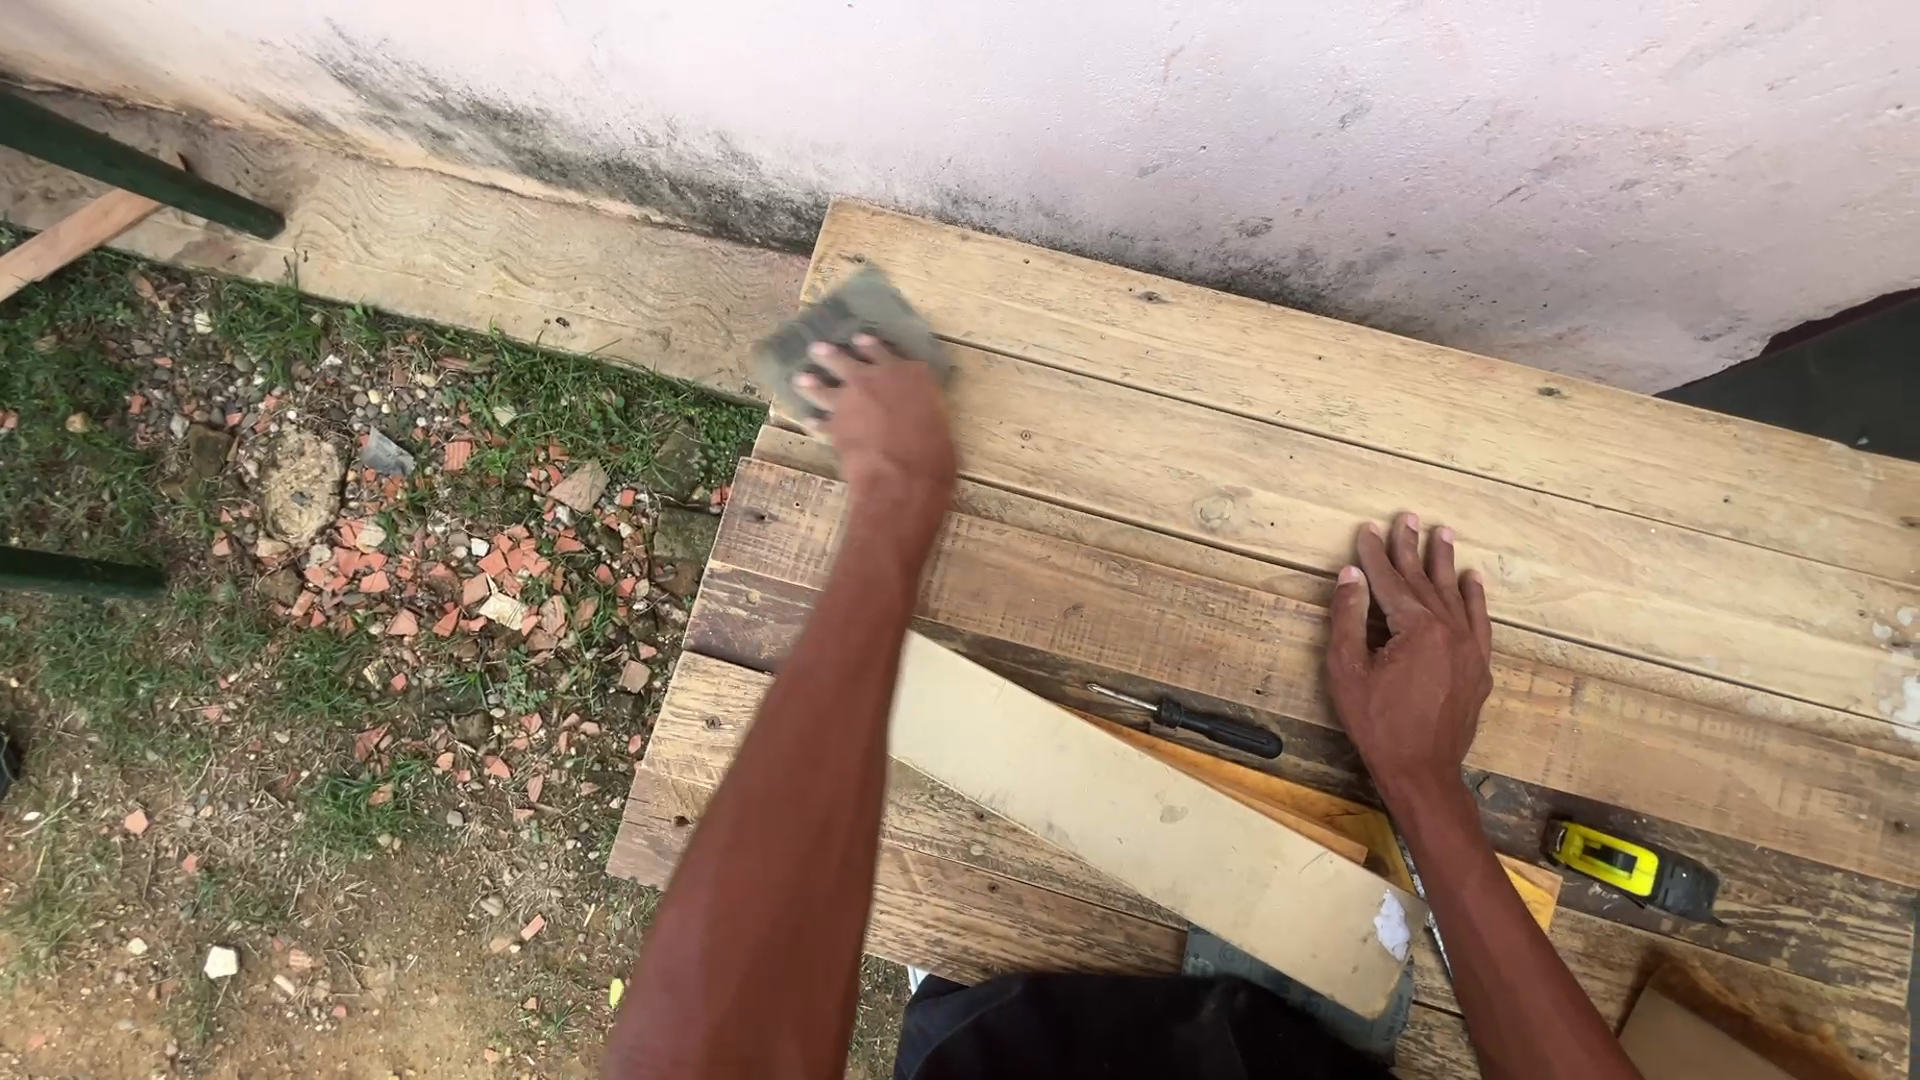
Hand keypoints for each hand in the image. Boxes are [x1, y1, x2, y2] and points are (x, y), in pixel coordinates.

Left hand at [795, 335, 956, 544]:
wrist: (902, 475)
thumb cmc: (934, 453)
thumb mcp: (939, 423)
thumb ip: (922, 411)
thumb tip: (917, 418)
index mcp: (910, 375)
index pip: (885, 352)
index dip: (871, 346)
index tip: (859, 339)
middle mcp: (877, 379)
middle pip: (847, 361)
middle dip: (832, 356)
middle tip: (818, 350)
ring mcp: (851, 400)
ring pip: (824, 387)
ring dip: (813, 384)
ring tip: (802, 379)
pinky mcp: (834, 425)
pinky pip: (820, 422)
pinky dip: (815, 422)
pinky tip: (809, 420)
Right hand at [1324, 513, 1492, 801]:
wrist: (1420, 769)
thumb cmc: (1375, 721)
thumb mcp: (1347, 669)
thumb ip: (1349, 618)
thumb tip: (1351, 576)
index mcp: (1417, 630)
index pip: (1390, 582)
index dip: (1374, 554)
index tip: (1366, 529)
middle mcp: (1450, 632)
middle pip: (1424, 581)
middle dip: (1410, 548)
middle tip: (1406, 517)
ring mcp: (1469, 649)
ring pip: (1454, 595)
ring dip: (1444, 562)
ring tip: (1441, 532)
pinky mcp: (1478, 667)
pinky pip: (1479, 621)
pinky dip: (1474, 597)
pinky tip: (1472, 578)